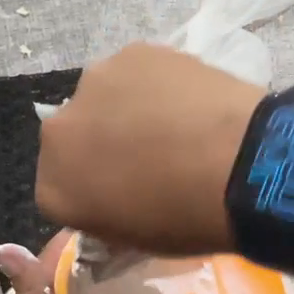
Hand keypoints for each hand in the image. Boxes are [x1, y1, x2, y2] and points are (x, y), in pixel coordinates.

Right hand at [37, 44, 260, 255]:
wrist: (240, 167)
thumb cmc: (188, 220)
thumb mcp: (138, 241)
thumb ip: (109, 216)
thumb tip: (113, 201)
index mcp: (53, 191)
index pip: (61, 191)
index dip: (94, 193)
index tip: (125, 197)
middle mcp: (57, 133)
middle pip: (74, 139)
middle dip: (102, 147)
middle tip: (151, 160)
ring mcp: (91, 85)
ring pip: (104, 101)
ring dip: (126, 112)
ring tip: (175, 128)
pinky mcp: (131, 53)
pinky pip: (137, 74)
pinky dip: (157, 87)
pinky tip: (189, 103)